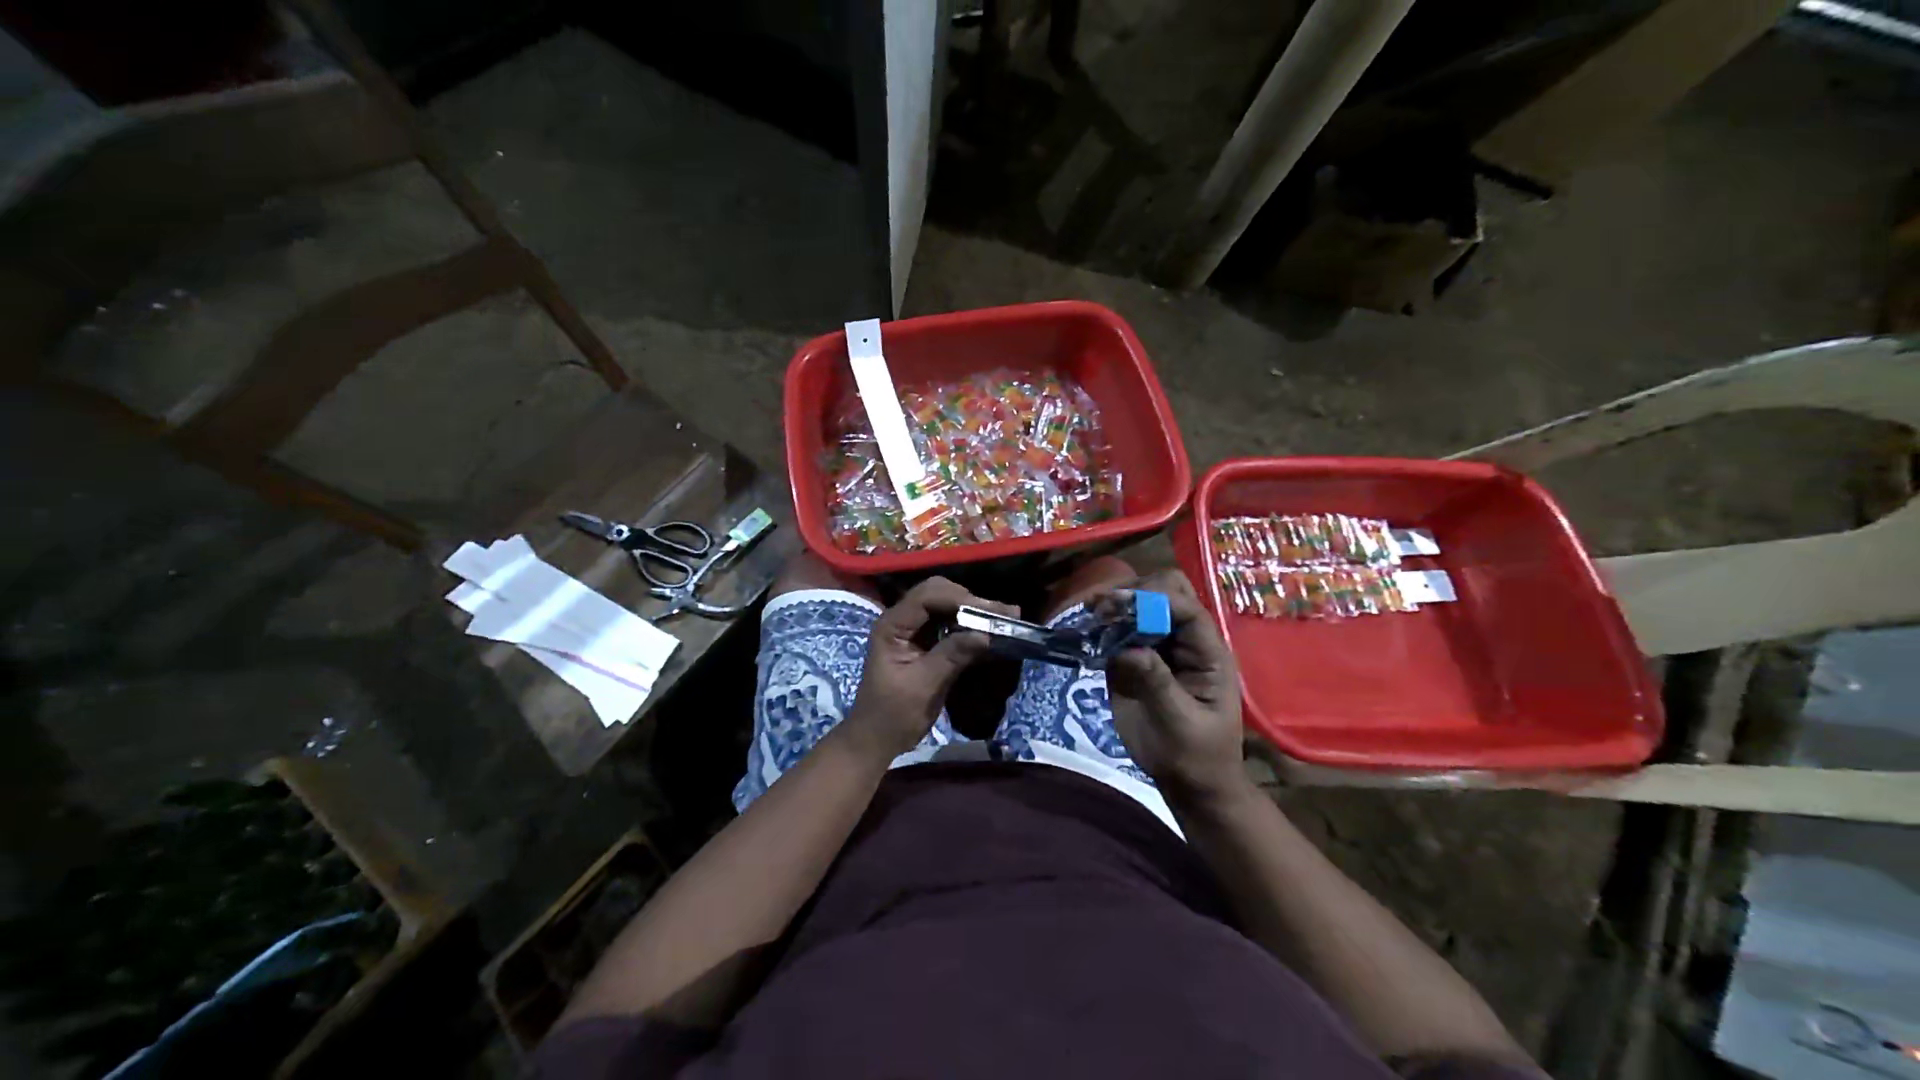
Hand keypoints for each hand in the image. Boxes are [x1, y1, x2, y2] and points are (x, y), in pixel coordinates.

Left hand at [842, 577, 1012, 759]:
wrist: (877, 739)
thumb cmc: (893, 714)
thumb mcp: (923, 686)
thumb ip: (951, 656)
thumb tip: (985, 634)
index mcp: (892, 625)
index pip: (926, 597)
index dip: (958, 599)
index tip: (989, 611)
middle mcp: (902, 620)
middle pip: (937, 594)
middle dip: (969, 601)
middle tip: (1002, 612)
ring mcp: (913, 630)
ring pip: (946, 606)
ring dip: (974, 611)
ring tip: (1005, 617)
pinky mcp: (925, 643)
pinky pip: (950, 624)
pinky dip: (970, 626)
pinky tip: (991, 631)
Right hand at [1097, 569, 1246, 800]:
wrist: (1190, 785)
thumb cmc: (1196, 756)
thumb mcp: (1181, 723)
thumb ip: (1157, 683)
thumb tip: (1130, 650)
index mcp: (1208, 653)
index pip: (1186, 609)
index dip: (1155, 600)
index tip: (1120, 605)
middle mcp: (1185, 642)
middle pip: (1167, 592)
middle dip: (1136, 592)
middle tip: (1104, 608)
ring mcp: (1159, 649)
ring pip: (1142, 606)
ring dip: (1116, 605)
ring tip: (1090, 615)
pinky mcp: (1135, 661)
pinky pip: (1120, 632)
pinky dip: (1103, 627)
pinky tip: (1087, 632)